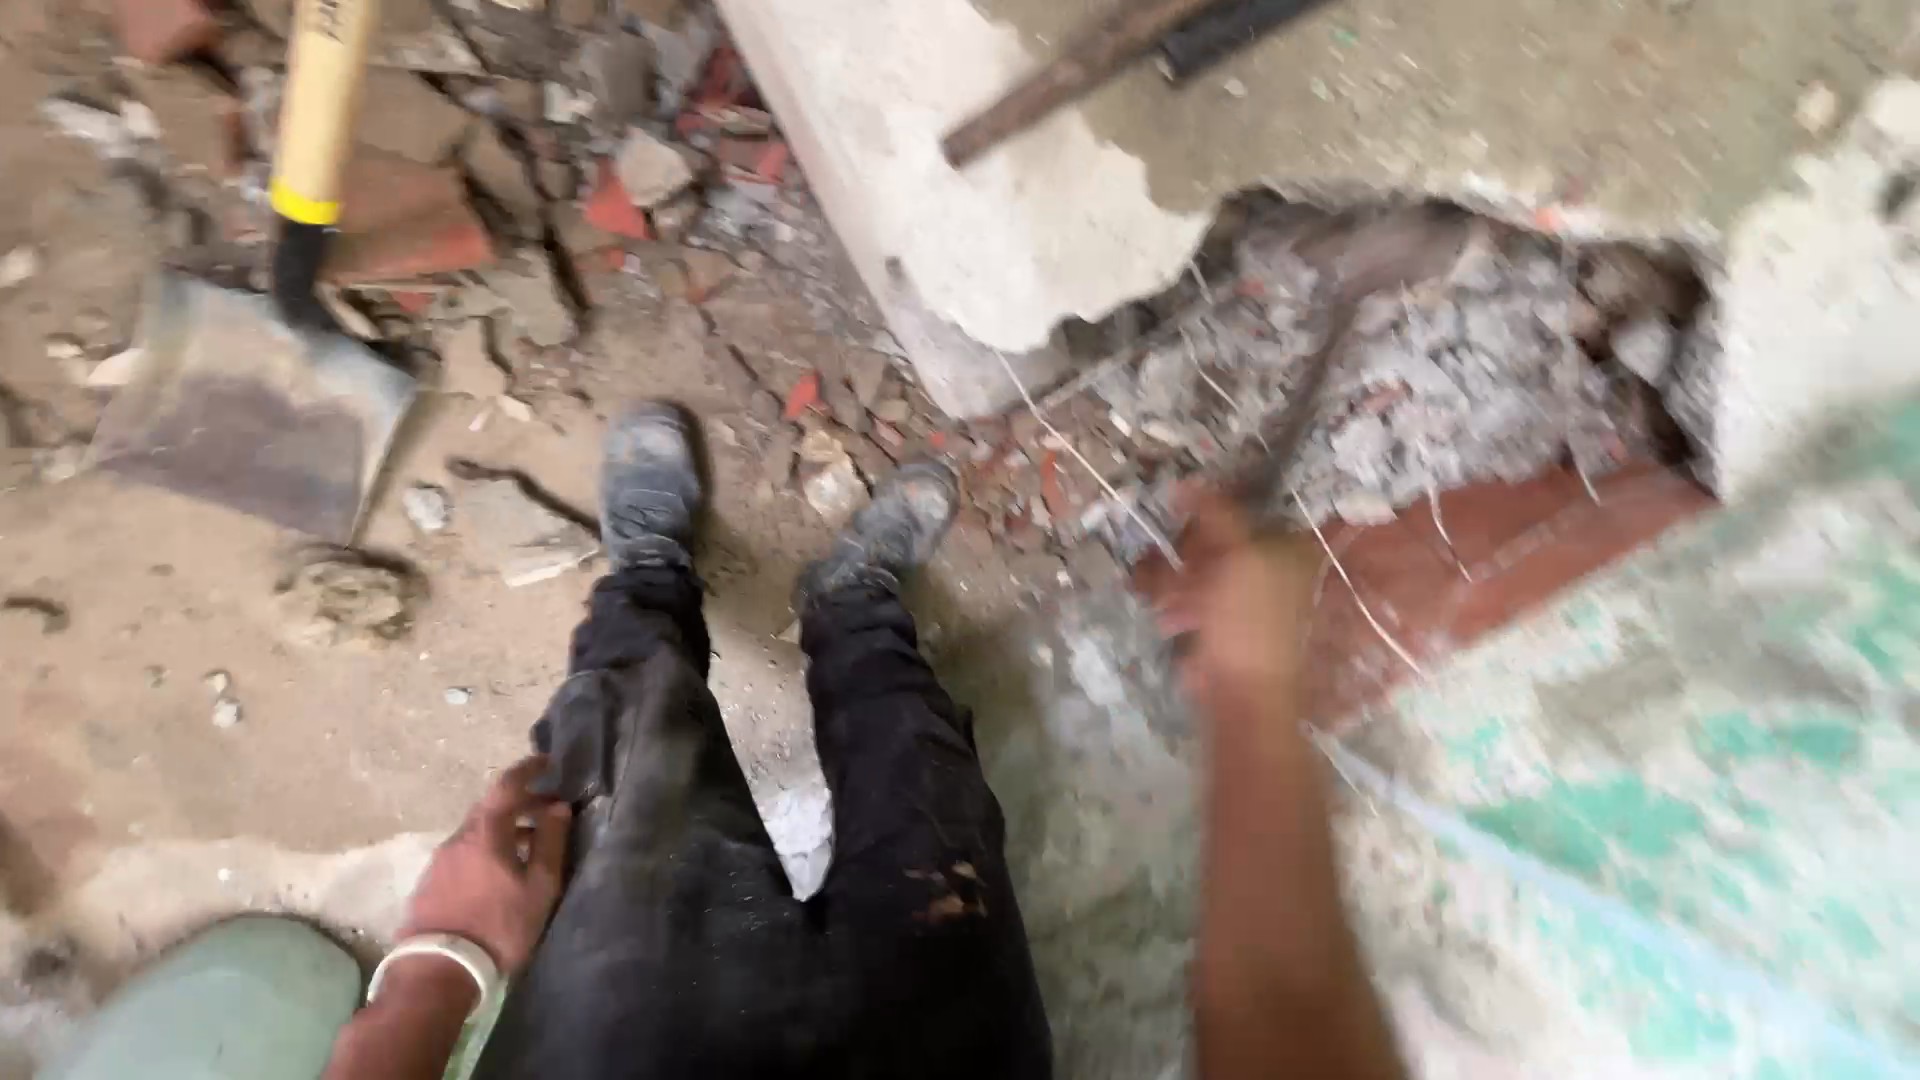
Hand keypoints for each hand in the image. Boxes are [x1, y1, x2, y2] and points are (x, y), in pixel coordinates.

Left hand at [399, 755, 570, 976]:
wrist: (436, 975)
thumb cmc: (499, 925)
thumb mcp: (540, 885)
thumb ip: (551, 840)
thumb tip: (557, 807)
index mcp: (486, 832)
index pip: (507, 785)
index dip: (529, 769)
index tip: (549, 762)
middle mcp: (458, 839)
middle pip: (492, 808)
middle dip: (522, 803)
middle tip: (550, 809)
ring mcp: (439, 863)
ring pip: (478, 832)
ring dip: (506, 829)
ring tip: (532, 845)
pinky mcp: (430, 885)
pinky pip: (466, 853)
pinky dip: (489, 848)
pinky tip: (504, 871)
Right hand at [1134, 489, 1323, 715]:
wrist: (1241, 691)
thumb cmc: (1247, 619)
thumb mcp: (1238, 556)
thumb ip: (1215, 513)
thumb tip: (1186, 480)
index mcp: (1284, 548)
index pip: (1241, 512)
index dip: (1209, 512)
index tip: (1179, 515)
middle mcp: (1264, 568)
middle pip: (1213, 539)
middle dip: (1186, 550)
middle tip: (1175, 560)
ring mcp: (1238, 597)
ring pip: (1194, 568)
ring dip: (1172, 578)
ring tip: (1165, 595)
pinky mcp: (1214, 621)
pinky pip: (1186, 596)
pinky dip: (1172, 601)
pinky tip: (1166, 614)